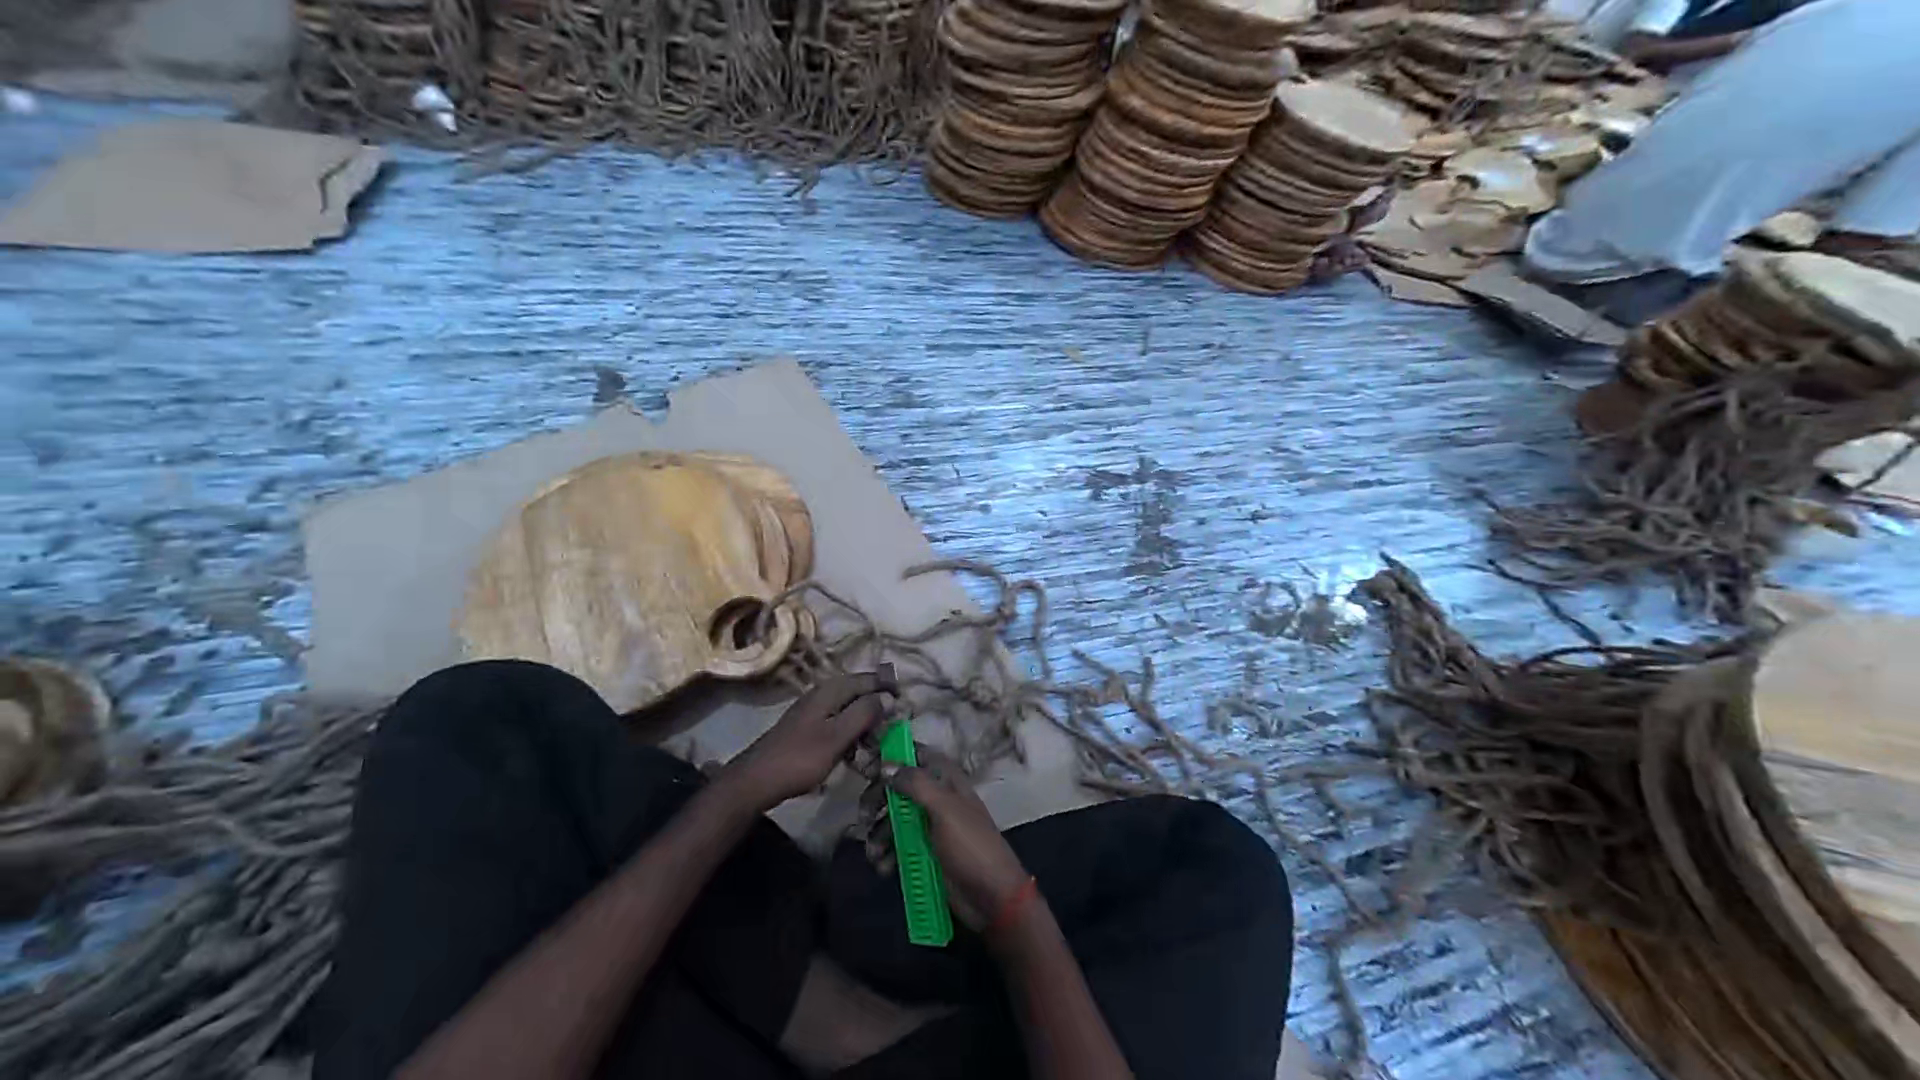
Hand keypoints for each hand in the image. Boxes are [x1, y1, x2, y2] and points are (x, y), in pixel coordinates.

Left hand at [719, 666, 895, 812]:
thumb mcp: (837, 736)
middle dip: (880, 706)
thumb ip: (864, 713)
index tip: (909, 704)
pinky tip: (859, 752)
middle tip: (898, 726)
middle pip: (860, 693)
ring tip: (882, 741)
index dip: (889, 688)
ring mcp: (814, 712)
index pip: (868, 679)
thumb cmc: (800, 758)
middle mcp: (823, 695)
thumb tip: (888, 697)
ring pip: (850, 710)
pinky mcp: (810, 729)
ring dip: (867, 723)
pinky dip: (853, 734)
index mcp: (831, 691)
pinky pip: (839, 724)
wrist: (757, 780)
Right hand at [884, 750, 1030, 933]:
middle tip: (864, 815)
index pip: (917, 754)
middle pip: (897, 787)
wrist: (992, 897)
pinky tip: (883, 867)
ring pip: (893, 818)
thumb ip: (916, 784)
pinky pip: (896, 846)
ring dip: (879, 833)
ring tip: (874, 853)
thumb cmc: (971, 846)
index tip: (868, 764)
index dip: (893, 755)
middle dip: (878, 799)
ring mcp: (928, 826)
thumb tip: (886, 766)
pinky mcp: (923, 852)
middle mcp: (936, 798)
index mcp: (946, 780)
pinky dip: (886, 854)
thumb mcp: (945, 809)